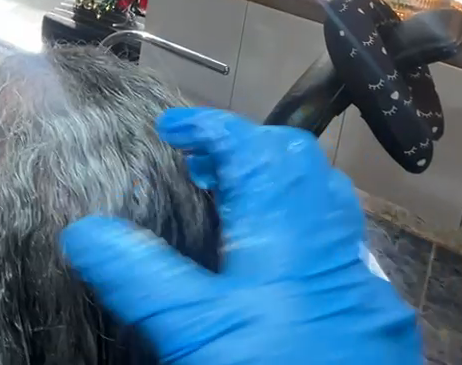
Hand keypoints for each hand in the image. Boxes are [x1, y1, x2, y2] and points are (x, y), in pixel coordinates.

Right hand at [61, 109, 420, 364]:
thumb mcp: (189, 333)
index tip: (170, 131)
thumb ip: (136, 274)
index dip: (208, 126)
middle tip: (199, 166)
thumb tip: (80, 230)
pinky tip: (271, 272)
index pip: (252, 147)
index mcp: (288, 235)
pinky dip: (299, 230)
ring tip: (230, 209)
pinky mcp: (381, 327)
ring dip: (277, 187)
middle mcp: (336, 249)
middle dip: (246, 147)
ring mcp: (368, 290)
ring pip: (328, 204)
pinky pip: (339, 247)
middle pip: (299, 163)